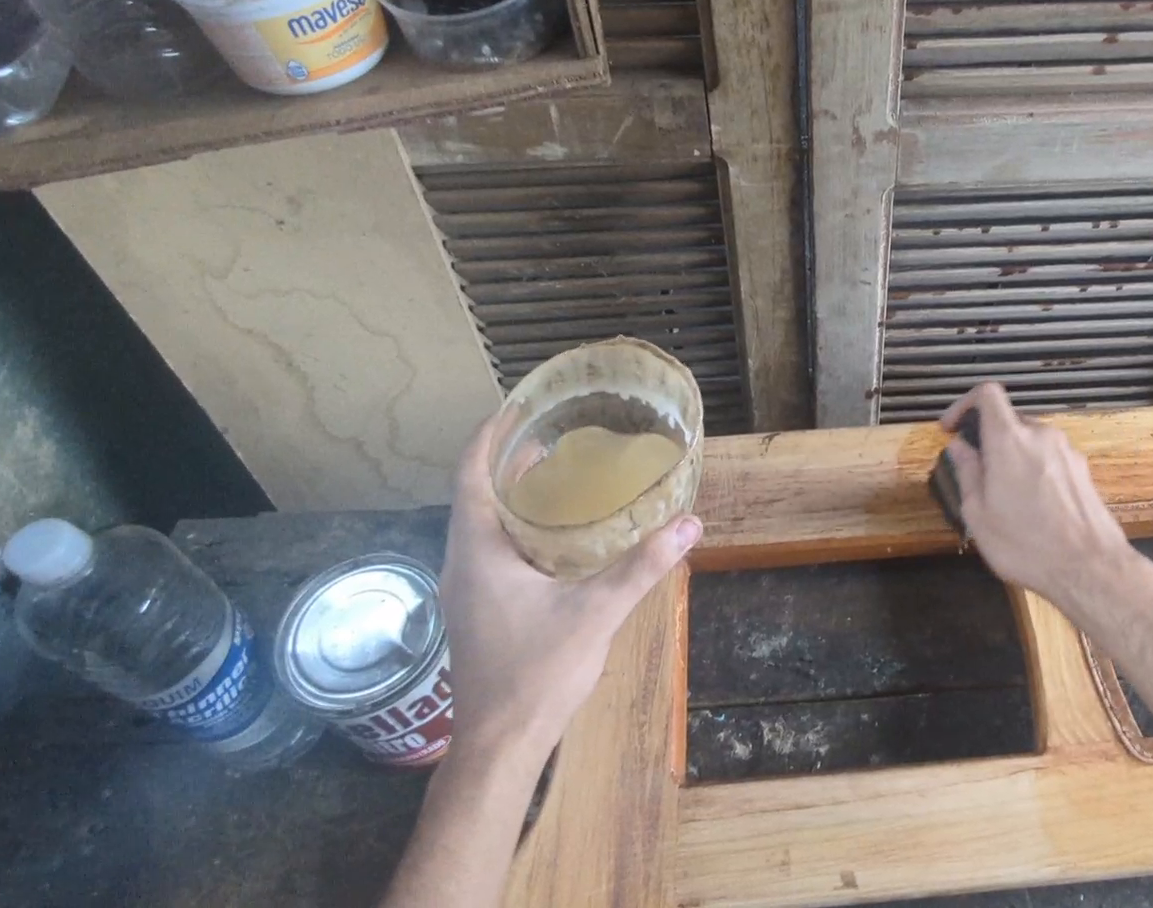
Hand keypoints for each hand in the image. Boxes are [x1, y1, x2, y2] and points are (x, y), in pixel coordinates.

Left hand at [438, 414, 701, 761]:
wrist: (500, 745)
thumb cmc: (537, 673)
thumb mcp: (596, 612)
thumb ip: (643, 565)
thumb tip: (690, 522)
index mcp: (478, 551)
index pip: (470, 475)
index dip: (489, 437)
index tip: (515, 408)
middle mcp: (462, 563)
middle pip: (476, 494)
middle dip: (508, 461)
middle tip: (553, 437)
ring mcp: (466, 589)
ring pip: (482, 524)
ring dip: (512, 495)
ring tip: (557, 475)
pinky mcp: (477, 609)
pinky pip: (490, 548)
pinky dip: (516, 526)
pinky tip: (554, 537)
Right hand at [940, 383, 1136, 612]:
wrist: (1090, 569)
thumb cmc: (1026, 545)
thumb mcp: (979, 514)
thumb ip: (967, 472)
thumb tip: (959, 447)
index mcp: (1009, 440)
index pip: (987, 394)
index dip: (963, 404)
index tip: (952, 429)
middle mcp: (1041, 435)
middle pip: (1008, 420)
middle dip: (988, 441)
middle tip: (977, 475)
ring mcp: (1067, 451)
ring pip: (1030, 441)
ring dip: (1012, 458)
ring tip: (1005, 498)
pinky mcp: (1083, 469)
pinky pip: (1049, 458)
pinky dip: (1034, 470)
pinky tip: (1033, 507)